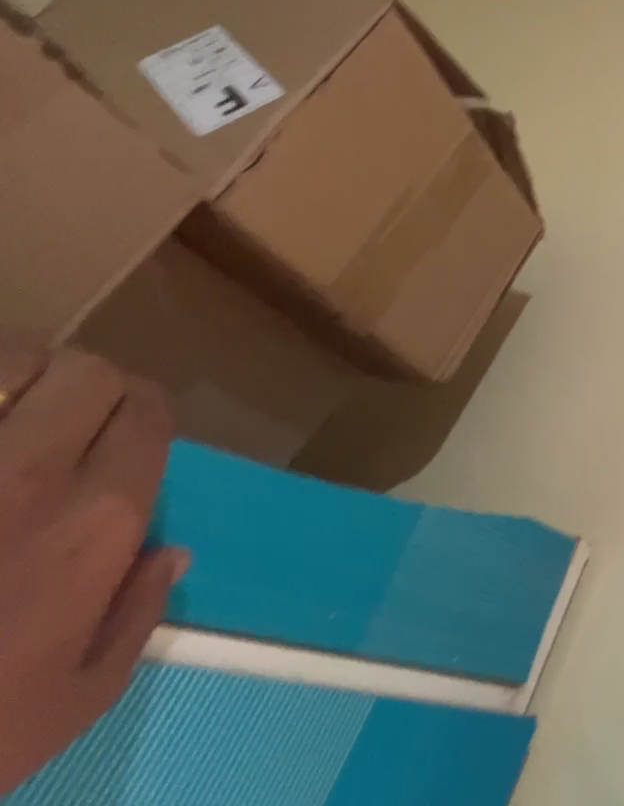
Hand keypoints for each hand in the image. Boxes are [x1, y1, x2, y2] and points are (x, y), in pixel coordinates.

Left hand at [0, 344, 184, 793]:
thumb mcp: (73, 697)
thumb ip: (135, 616)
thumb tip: (168, 553)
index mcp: (95, 523)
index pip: (144, 413)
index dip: (142, 411)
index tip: (126, 429)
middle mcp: (23, 477)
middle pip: (84, 373)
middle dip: (85, 385)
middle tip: (64, 415)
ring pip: (4, 364)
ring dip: (13, 376)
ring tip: (2, 405)